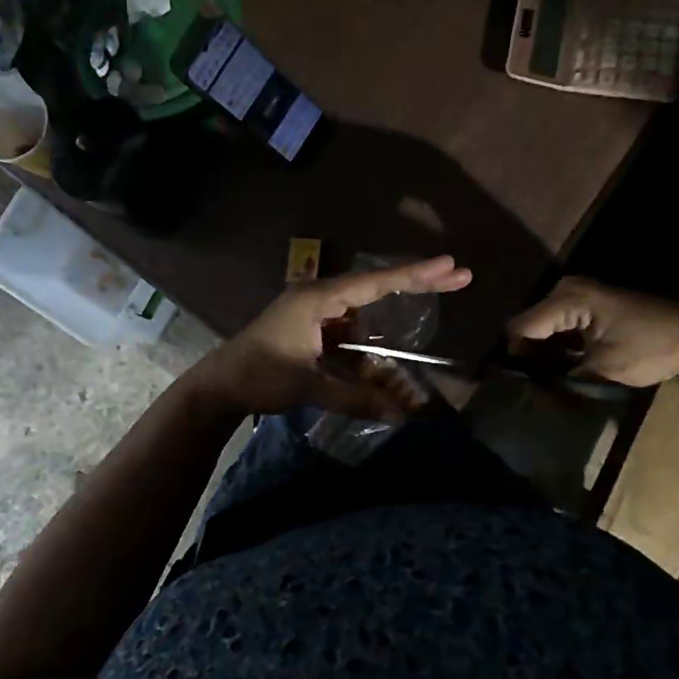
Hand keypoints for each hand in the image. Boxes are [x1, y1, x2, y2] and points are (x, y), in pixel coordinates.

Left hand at [190, 256, 472, 418]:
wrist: (219, 385)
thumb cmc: (259, 377)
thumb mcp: (309, 387)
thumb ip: (355, 397)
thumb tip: (402, 414)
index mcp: (316, 300)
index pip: (373, 283)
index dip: (413, 275)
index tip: (448, 264)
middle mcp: (316, 298)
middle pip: (373, 288)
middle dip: (414, 284)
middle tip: (459, 275)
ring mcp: (312, 312)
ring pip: (362, 314)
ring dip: (389, 324)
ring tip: (425, 323)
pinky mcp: (309, 328)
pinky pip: (347, 330)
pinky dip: (367, 343)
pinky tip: (383, 361)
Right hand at [506, 277, 678, 388]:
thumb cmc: (652, 350)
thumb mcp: (602, 369)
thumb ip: (561, 374)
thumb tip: (531, 385)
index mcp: (568, 299)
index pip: (520, 327)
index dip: (514, 355)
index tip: (513, 382)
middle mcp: (567, 289)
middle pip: (529, 323)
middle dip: (528, 351)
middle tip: (531, 381)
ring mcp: (579, 294)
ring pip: (543, 324)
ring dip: (543, 349)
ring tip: (543, 376)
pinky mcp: (590, 303)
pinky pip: (559, 323)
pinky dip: (558, 344)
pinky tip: (562, 365)